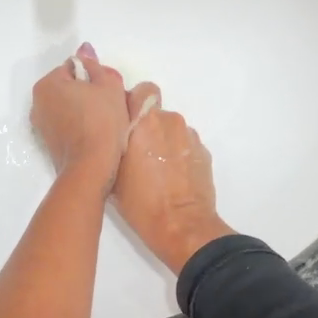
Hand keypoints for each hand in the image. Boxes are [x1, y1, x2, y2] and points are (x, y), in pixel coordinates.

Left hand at [31, 43, 128, 195]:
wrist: (91, 166)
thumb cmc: (102, 121)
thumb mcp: (108, 85)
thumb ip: (95, 65)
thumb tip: (84, 49)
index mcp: (47, 84)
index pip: (73, 68)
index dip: (93, 76)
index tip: (106, 91)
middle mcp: (37, 103)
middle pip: (68, 88)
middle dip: (86, 93)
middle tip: (107, 106)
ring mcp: (40, 125)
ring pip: (67, 107)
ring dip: (82, 109)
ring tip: (102, 122)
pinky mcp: (48, 144)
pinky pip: (65, 125)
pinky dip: (77, 125)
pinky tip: (92, 134)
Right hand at [114, 83, 235, 273]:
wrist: (181, 226)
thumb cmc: (140, 201)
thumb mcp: (113, 172)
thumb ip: (114, 142)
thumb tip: (116, 133)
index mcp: (144, 121)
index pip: (142, 90)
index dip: (133, 104)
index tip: (125, 124)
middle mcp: (170, 121)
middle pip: (156, 112)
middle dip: (147, 126)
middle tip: (137, 153)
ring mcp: (190, 137)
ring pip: (171, 130)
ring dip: (163, 142)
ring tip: (155, 169)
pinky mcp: (204, 153)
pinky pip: (185, 146)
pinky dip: (177, 155)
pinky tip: (171, 178)